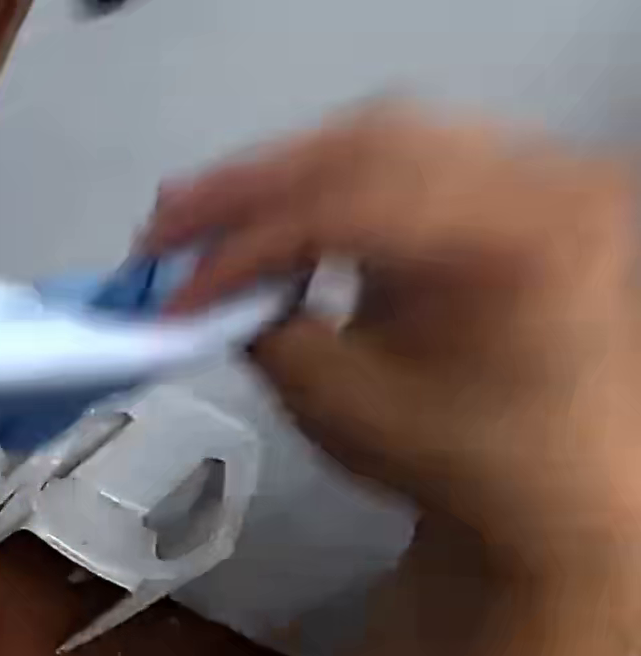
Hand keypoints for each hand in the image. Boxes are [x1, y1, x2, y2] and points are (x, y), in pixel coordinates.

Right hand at [146, 103, 640, 593]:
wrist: (548, 467)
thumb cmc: (438, 444)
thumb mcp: (328, 394)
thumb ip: (261, 327)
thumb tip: (200, 295)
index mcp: (501, 243)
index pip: (338, 213)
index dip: (235, 256)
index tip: (168, 306)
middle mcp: (537, 180)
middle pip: (359, 146)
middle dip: (239, 189)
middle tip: (156, 231)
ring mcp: (533, 174)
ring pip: (374, 137)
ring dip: (268, 176)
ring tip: (190, 212)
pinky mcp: (508, 189)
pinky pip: (398, 156)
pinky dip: (312, 180)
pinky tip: (261, 212)